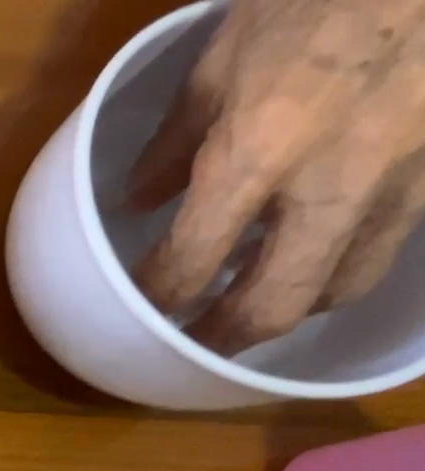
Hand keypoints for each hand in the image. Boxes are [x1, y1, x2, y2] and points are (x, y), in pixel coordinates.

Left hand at [131, 0, 424, 352]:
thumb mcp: (218, 65)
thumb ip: (173, 144)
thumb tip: (135, 201)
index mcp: (255, 158)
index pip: (187, 268)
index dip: (154, 301)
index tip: (134, 310)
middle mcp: (332, 183)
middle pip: (279, 302)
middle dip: (228, 336)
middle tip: (193, 344)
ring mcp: (406, 175)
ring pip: (347, 280)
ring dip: (292, 307)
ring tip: (248, 308)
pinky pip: (392, 239)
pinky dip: (344, 265)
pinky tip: (313, 259)